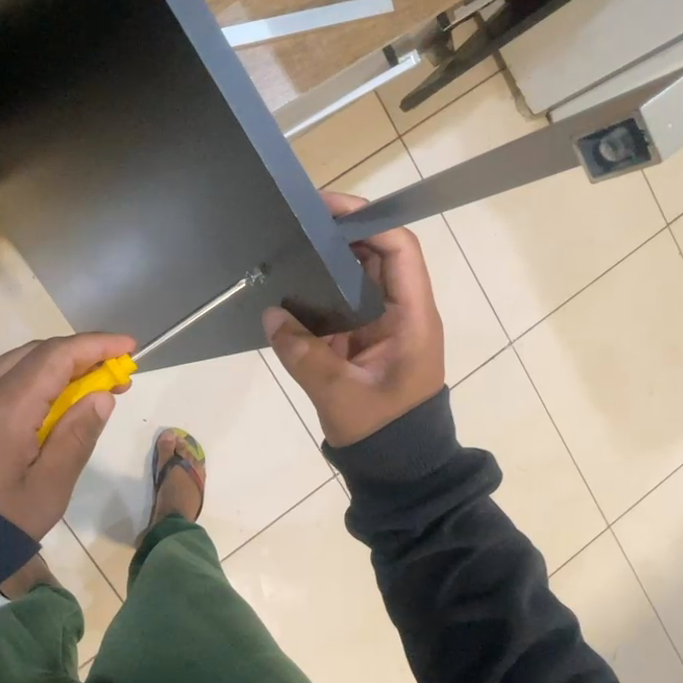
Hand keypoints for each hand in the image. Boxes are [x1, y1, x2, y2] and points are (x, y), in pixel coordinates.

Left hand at [0, 333, 133, 538]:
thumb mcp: (48, 489)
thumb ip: (76, 437)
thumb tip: (101, 397)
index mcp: (5, 408)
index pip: (57, 356)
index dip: (96, 346)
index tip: (128, 348)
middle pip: (33, 354)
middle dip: (77, 357)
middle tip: (113, 377)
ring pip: (10, 366)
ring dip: (50, 370)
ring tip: (83, 394)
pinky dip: (23, 384)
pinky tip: (41, 409)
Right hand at [263, 192, 444, 446]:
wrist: (399, 471)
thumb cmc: (382, 431)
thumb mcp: (339, 393)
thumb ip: (303, 353)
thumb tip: (270, 317)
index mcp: (411, 318)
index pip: (399, 250)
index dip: (367, 222)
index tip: (326, 211)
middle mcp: (402, 314)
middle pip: (377, 258)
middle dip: (340, 238)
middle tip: (296, 226)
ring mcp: (383, 329)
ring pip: (359, 282)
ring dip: (327, 266)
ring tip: (288, 252)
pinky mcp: (366, 345)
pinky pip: (343, 309)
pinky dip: (319, 298)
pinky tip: (289, 294)